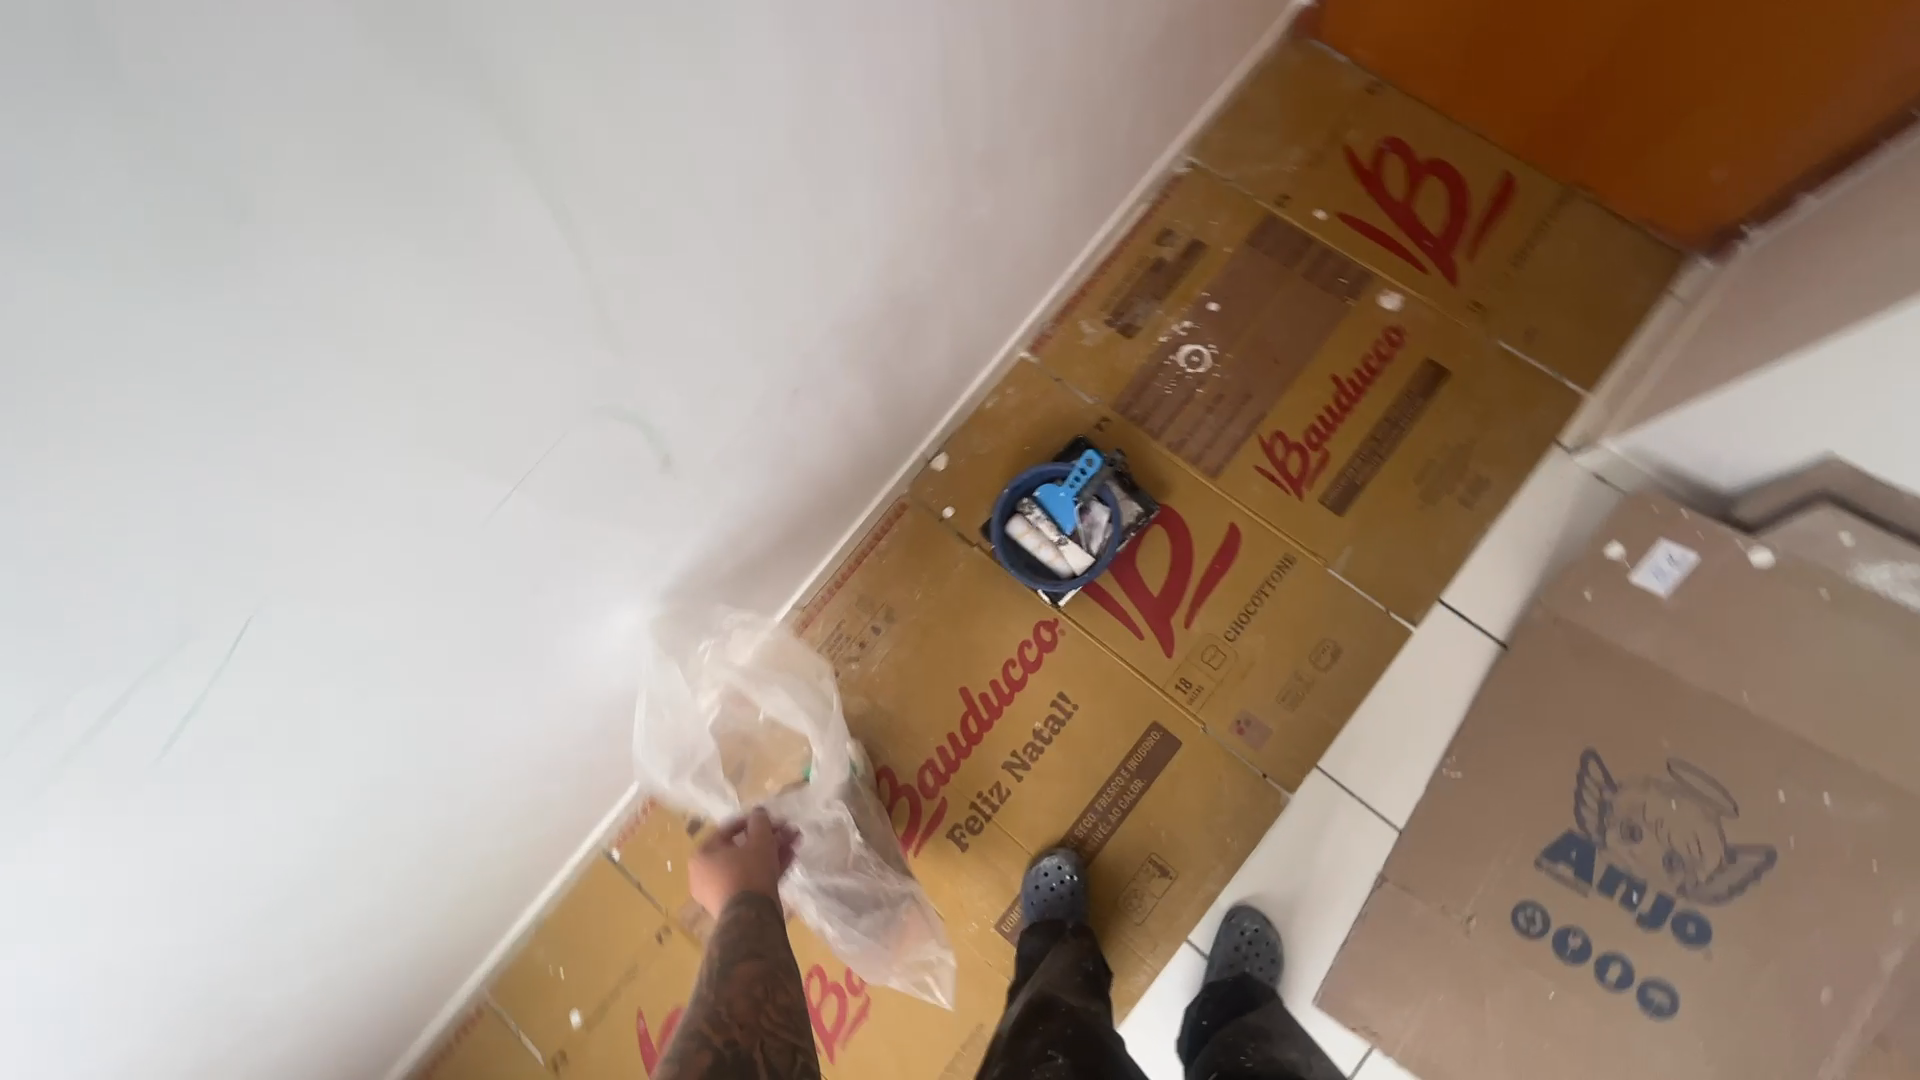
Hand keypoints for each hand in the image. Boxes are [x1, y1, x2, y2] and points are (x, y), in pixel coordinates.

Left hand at [690, 808, 799, 916]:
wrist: (750, 917)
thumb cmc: (749, 871)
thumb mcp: (759, 840)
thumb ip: (760, 821)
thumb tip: (759, 812)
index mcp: (703, 855)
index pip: (728, 830)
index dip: (752, 821)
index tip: (771, 818)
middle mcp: (706, 873)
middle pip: (742, 848)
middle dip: (769, 837)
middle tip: (788, 830)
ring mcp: (720, 890)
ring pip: (750, 864)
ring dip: (773, 851)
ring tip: (796, 842)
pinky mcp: (734, 904)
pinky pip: (751, 879)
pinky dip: (769, 868)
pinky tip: (791, 858)